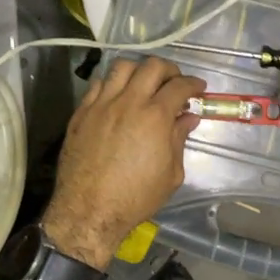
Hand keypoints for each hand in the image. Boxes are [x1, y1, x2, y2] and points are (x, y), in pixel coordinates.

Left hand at [43, 56, 202, 268]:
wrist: (88, 213)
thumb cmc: (135, 198)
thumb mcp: (171, 174)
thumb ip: (179, 140)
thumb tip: (188, 118)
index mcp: (155, 117)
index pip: (179, 86)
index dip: (193, 84)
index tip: (198, 89)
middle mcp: (129, 102)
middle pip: (152, 66)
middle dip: (169, 70)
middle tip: (174, 83)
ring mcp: (102, 105)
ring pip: (122, 67)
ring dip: (139, 71)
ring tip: (144, 84)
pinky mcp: (81, 113)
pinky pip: (97, 84)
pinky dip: (112, 84)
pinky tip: (117, 96)